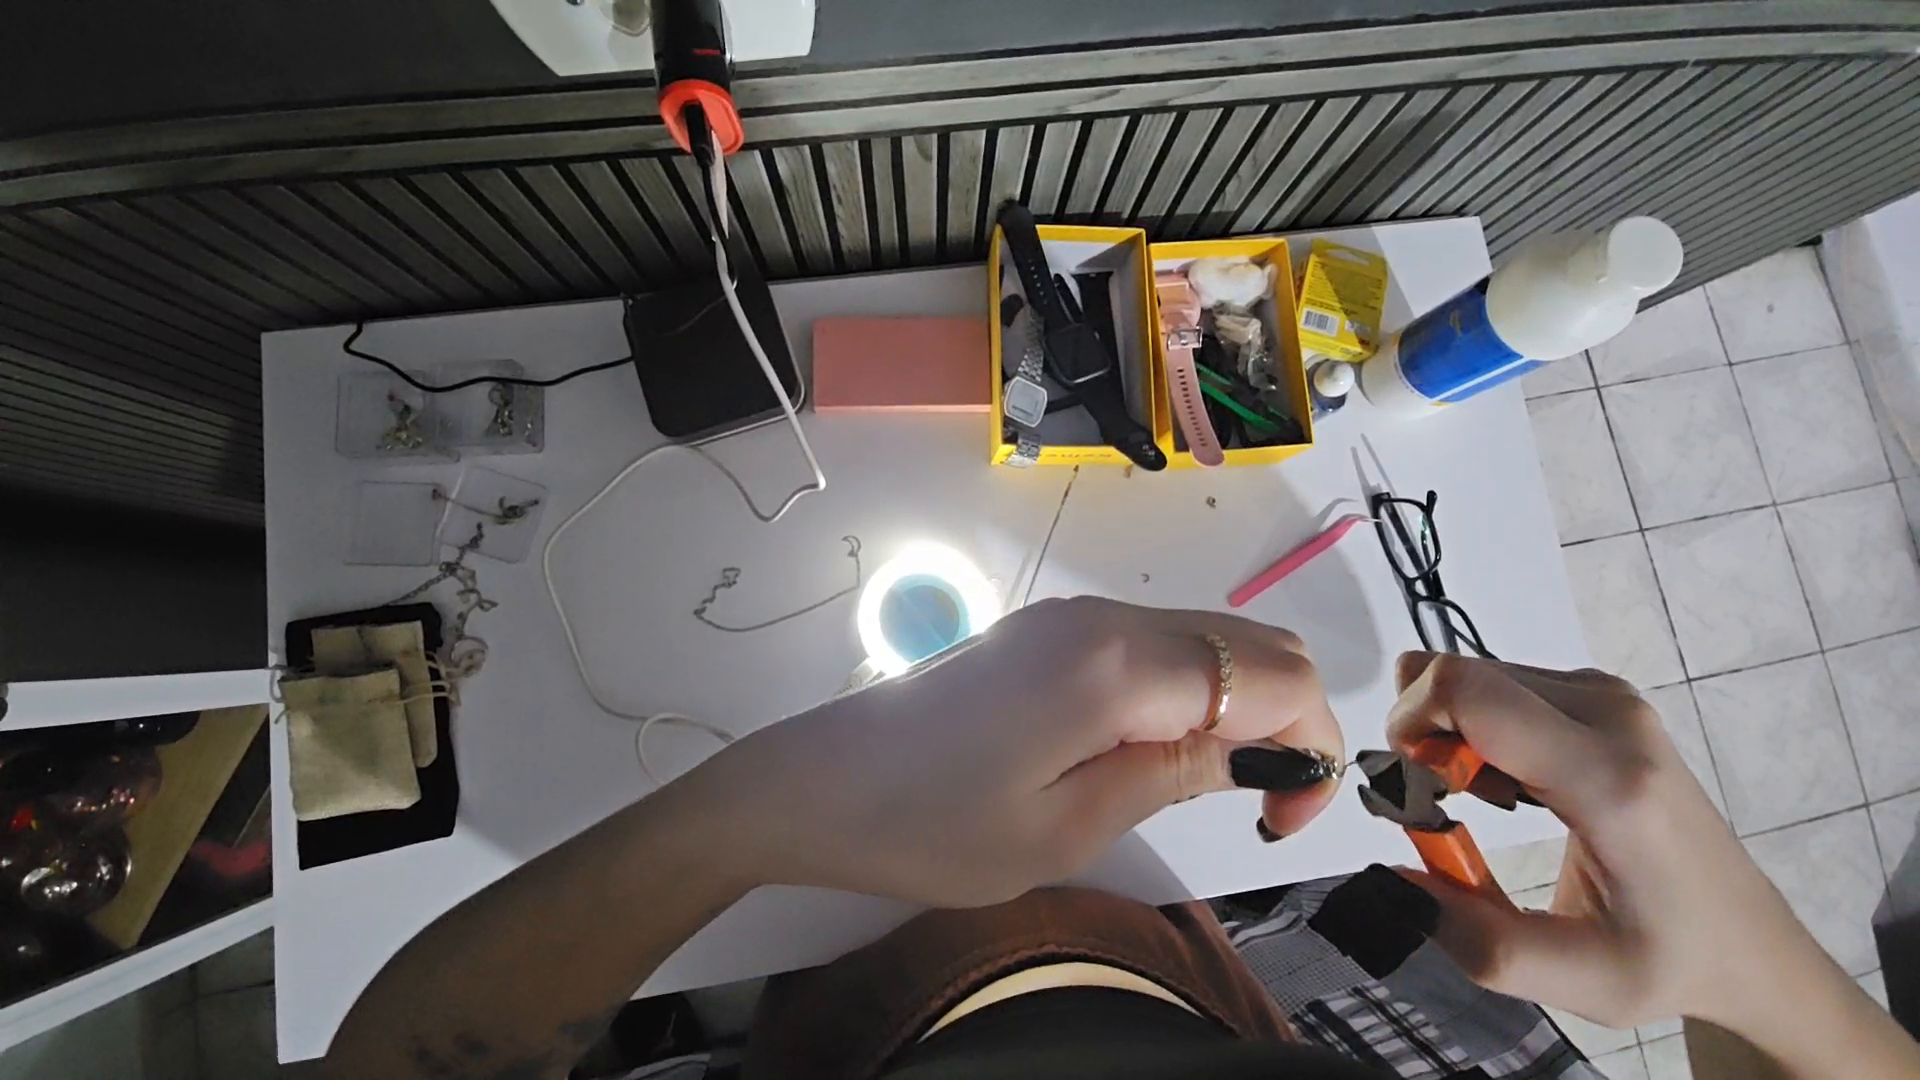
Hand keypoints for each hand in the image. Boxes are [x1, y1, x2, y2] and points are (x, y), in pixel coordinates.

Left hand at [671, 596, 1344, 907]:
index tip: (1283, 817)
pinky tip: (1147, 745)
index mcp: (1119, 664)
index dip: (1312, 745)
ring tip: (1198, 781)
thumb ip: (1174, 771)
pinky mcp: (1047, 627)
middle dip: (1284, 718)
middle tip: (1253, 800)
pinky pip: (1152, 642)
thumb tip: (1264, 746)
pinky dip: (1186, 688)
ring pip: (1204, 637)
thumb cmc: (934, 825)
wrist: (822, 780)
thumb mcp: (1066, 828)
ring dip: (1235, 702)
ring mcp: (1072, 615)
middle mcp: (1106, 616)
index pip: (1275, 675)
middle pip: (1249, 642)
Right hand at [1385, 652, 1837, 1032]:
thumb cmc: (1669, 960)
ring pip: (1466, 676)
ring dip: (1446, 731)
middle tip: (1444, 796)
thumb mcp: (1575, 979)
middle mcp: (1609, 715)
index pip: (1467, 691)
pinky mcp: (1596, 692)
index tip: (1416, 783)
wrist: (1752, 942)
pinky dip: (1472, 724)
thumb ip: (1472, 938)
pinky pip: (1491, 682)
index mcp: (1608, 780)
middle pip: (1455, 674)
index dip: (1410, 723)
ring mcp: (1606, 696)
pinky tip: (1507, 780)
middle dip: (1421, 732)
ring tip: (1483, 794)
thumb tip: (1387, 879)